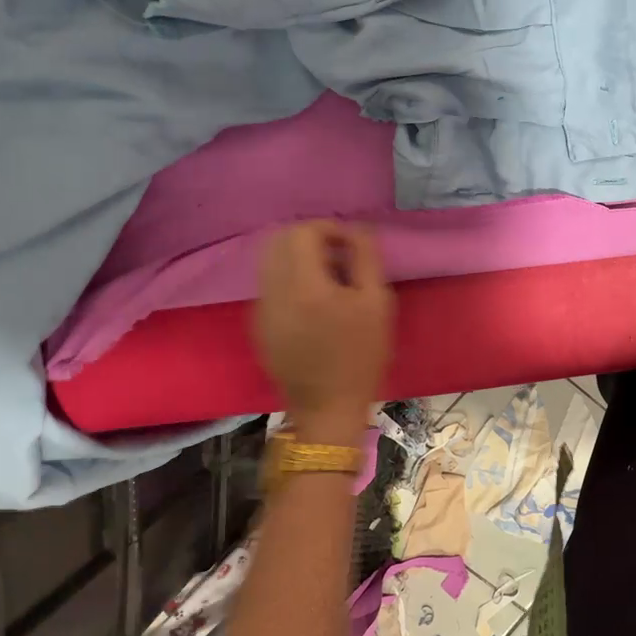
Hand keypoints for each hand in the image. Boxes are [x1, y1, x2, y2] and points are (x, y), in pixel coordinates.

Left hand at [253, 221, 392, 444]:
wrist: (327, 406)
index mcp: (305, 286)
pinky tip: (316, 300)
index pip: (304, 232)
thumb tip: (355, 230)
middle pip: (278, 240)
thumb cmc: (362, 354)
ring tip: (330, 277)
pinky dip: (291, 277)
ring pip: (270, 260)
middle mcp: (273, 292)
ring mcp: (260, 309)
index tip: (353, 246)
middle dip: (311, 238)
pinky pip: (269, 284)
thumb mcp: (377, 302)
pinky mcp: (257, 324)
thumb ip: (366, 259)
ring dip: (299, 256)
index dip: (331, 229)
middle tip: (341, 255)